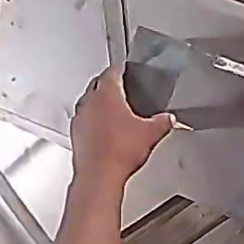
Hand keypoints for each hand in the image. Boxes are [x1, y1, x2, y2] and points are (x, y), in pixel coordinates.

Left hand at [71, 69, 174, 191]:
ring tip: (111, 108)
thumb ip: (162, 122)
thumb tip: (168, 119)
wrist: (100, 175)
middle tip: (117, 85)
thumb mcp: (151, 133)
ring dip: (98, 102)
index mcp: (107, 95)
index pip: (111, 72)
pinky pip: (84, 120)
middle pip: (96, 84)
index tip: (122, 68)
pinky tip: (103, 130)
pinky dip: (92, 120)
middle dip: (107, 83)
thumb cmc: (119, 151)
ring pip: (88, 102)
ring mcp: (80, 118)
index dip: (119, 69)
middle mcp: (89, 103)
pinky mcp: (76, 134)